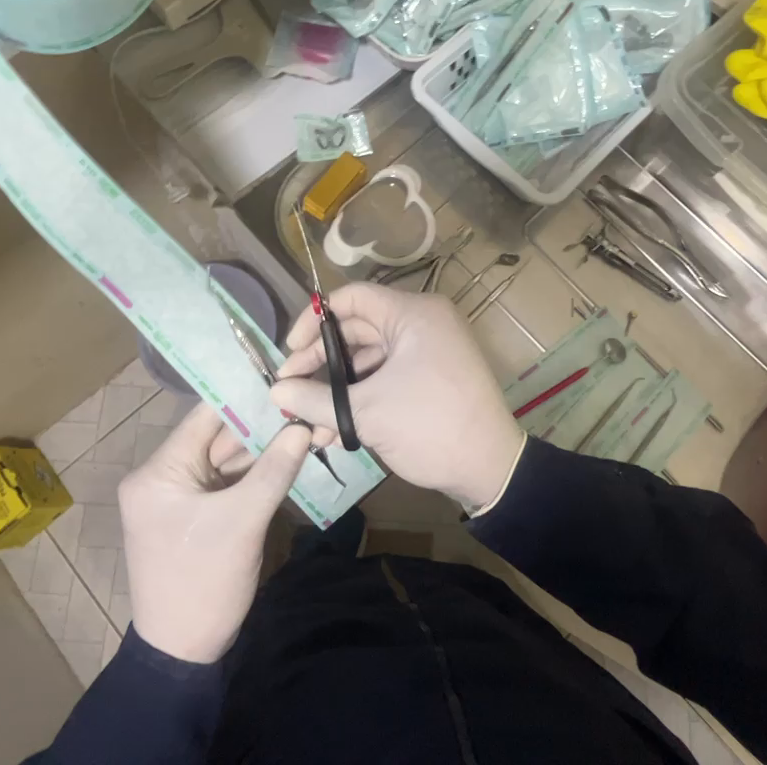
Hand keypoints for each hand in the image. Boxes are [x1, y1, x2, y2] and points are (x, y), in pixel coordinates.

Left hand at [118, 406, 310, 663]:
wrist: (182, 653)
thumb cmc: (204, 582)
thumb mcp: (243, 522)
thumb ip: (273, 471)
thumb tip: (303, 427)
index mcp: (159, 472)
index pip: (205, 417)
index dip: (245, 398)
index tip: (284, 381)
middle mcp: (161, 477)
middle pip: (216, 438)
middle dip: (260, 428)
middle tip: (303, 407)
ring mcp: (176, 498)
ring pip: (224, 461)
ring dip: (261, 452)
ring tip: (302, 428)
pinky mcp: (192, 516)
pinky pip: (225, 484)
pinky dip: (252, 476)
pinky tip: (286, 460)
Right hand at [270, 283, 524, 511]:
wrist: (490, 469)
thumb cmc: (429, 426)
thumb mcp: (367, 413)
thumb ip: (315, 399)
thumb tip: (276, 391)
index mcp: (413, 314)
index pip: (351, 298)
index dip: (313, 321)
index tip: (289, 353)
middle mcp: (422, 323)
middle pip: (356, 330)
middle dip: (320, 364)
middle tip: (288, 391)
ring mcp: (428, 351)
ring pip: (368, 360)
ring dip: (337, 391)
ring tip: (306, 424)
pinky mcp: (430, 377)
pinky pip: (386, 377)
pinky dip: (360, 399)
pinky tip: (331, 431)